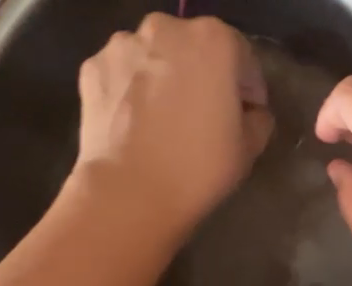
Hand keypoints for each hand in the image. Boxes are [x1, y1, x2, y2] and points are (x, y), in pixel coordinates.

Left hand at [70, 15, 273, 241]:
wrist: (131, 191)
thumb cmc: (199, 167)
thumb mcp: (248, 149)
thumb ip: (258, 121)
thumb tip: (251, 114)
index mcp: (214, 41)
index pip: (243, 57)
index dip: (249, 89)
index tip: (249, 116)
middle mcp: (166, 29)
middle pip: (195, 49)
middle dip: (204, 77)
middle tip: (206, 117)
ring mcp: (123, 44)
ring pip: (155, 58)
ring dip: (166, 80)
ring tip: (167, 122)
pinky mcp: (93, 66)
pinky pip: (124, 75)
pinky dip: (133, 91)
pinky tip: (139, 125)